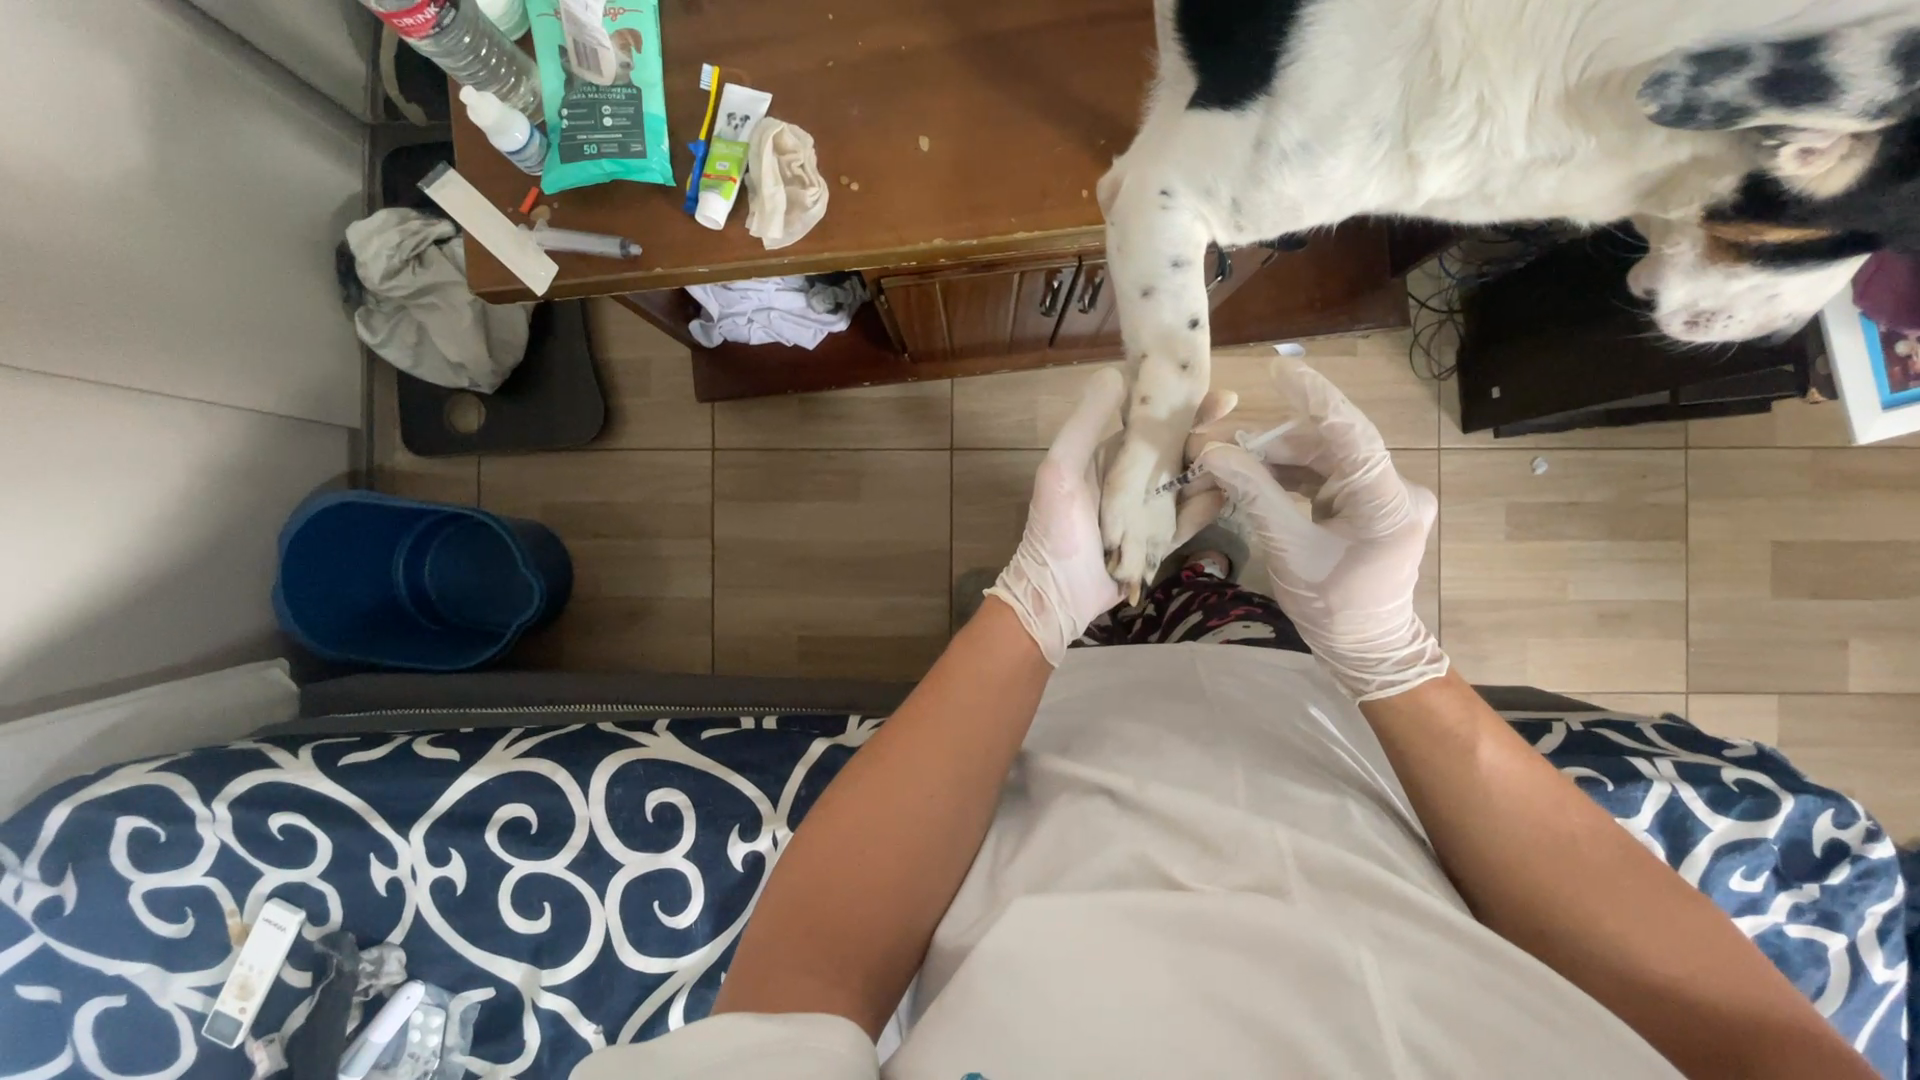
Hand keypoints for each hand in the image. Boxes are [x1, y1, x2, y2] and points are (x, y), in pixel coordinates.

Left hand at [987, 368, 1233, 663]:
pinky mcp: (1156, 542)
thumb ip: (1086, 422)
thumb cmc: (1054, 528)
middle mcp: (1129, 479)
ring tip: (1238, 462)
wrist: (1055, 595)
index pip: (1151, 423)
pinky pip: (1187, 521)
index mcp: (1106, 456)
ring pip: (1187, 483)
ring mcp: (1145, 512)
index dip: (1184, 408)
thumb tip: (1116, 371)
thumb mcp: (1061, 468)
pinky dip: (1206, 508)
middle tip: (1234, 432)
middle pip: (1176, 450)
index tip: (1222, 398)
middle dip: (1205, 438)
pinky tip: (1226, 496)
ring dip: (1212, 471)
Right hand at [1196, 360, 1447, 699]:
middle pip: (1331, 446)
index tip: (1281, 370)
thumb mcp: (1289, 551)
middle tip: (1221, 449)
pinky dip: (1291, 476)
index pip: (1353, 436)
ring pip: (1326, 458)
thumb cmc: (1332, 608)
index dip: (1316, 400)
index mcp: (1388, 505)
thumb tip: (1213, 454)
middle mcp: (1397, 490)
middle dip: (1275, 445)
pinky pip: (1328, 475)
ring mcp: (1387, 495)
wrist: (1366, 647)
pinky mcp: (1372, 502)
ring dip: (1278, 460)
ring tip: (1231, 467)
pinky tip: (1257, 478)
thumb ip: (1256, 496)